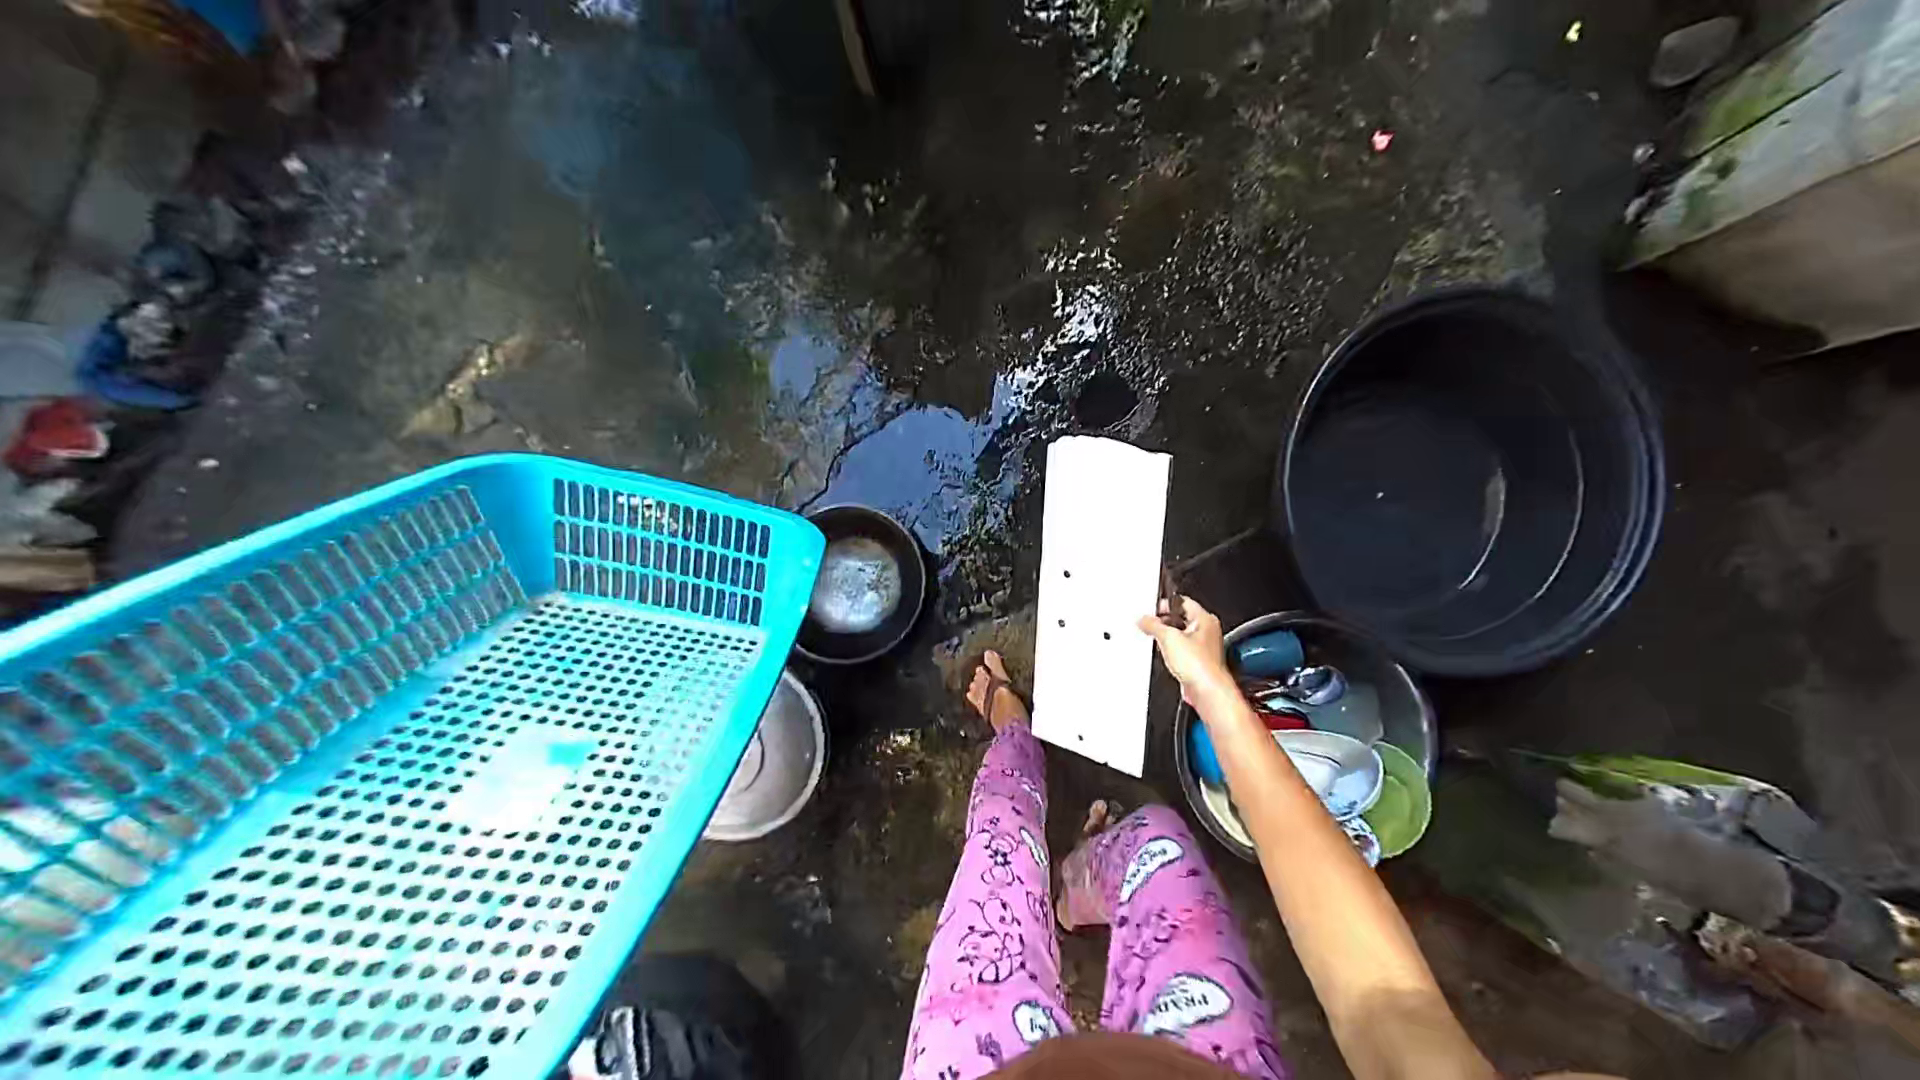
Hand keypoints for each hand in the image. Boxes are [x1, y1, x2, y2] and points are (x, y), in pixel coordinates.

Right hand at [1138, 596, 1234, 704]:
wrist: (1207, 691)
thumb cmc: (1200, 665)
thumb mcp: (1169, 637)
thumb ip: (1153, 625)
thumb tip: (1144, 620)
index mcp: (1205, 619)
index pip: (1182, 602)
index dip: (1165, 604)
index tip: (1151, 610)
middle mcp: (1207, 631)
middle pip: (1180, 619)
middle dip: (1164, 622)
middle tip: (1151, 626)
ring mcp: (1203, 647)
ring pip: (1180, 635)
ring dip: (1167, 638)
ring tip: (1158, 641)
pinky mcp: (1197, 661)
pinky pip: (1180, 650)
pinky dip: (1171, 651)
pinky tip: (1165, 656)